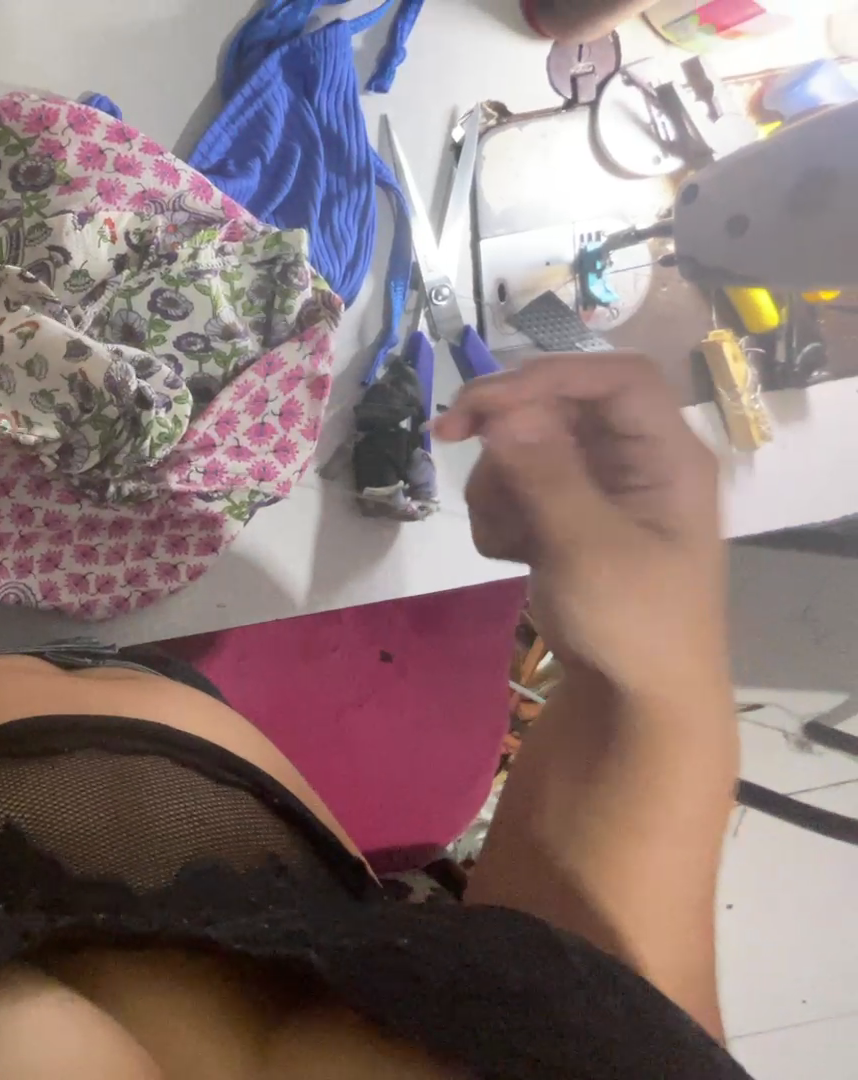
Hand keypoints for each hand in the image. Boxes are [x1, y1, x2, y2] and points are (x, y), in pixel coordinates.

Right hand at [432, 353, 725, 699]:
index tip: (472, 407)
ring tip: (508, 538)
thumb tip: (502, 412)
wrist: (631, 689)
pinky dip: (496, 517)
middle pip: (555, 407)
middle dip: (499, 427)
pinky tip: (513, 553)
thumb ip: (544, 474)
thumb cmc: (630, 619)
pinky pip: (510, 489)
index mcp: (665, 456)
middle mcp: (631, 461)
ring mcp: (596, 489)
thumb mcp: (585, 546)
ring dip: (494, 486)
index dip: (542, 378)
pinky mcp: (563, 515)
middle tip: (443, 438)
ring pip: (521, 450)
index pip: (612, 380)